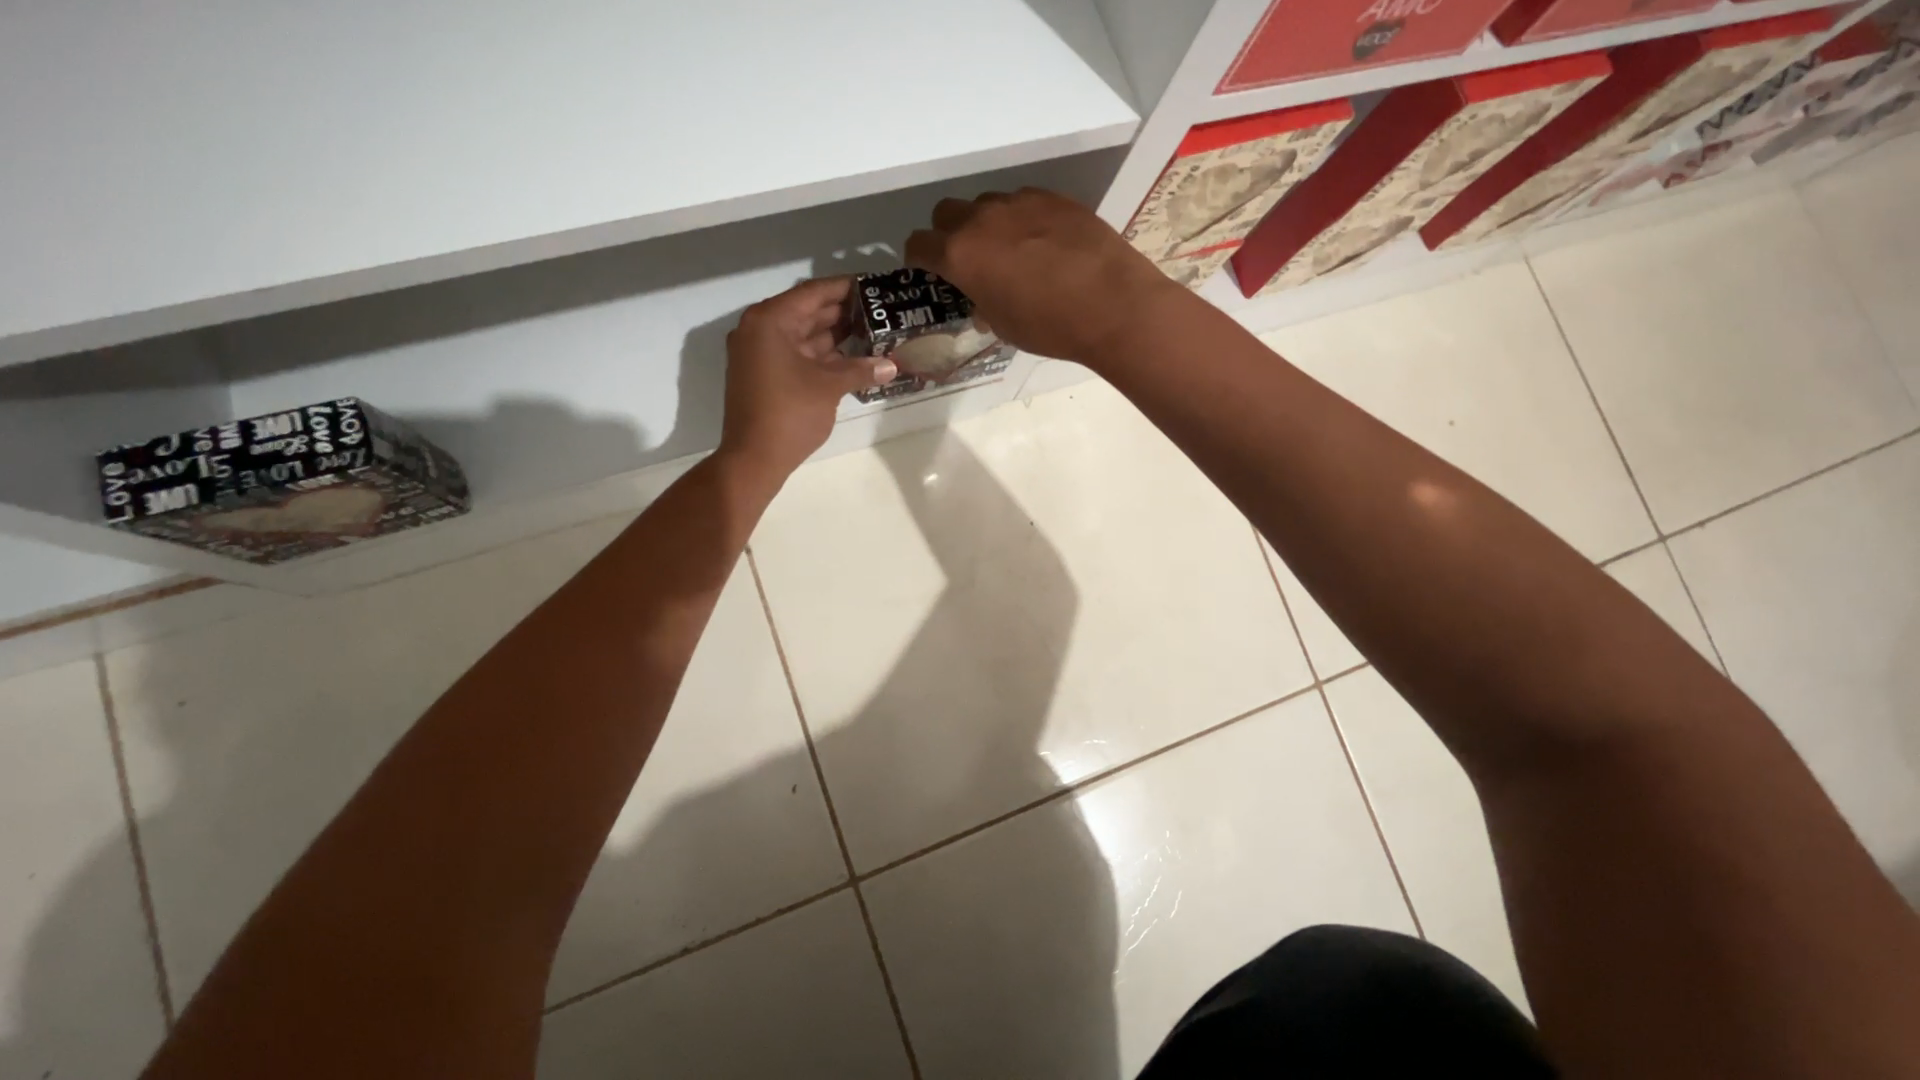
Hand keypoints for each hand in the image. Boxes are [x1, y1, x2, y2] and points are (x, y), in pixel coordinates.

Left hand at [718, 277, 896, 476]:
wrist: (753, 459)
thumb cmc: (789, 414)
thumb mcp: (829, 387)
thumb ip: (860, 370)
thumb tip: (891, 366)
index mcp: (770, 321)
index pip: (813, 293)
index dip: (845, 288)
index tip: (873, 286)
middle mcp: (760, 330)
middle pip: (807, 312)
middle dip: (843, 313)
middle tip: (879, 312)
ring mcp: (760, 354)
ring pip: (804, 335)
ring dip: (836, 336)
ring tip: (873, 334)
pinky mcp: (764, 375)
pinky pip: (797, 355)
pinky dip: (823, 356)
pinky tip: (853, 360)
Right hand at [905, 188, 1182, 362]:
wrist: (1112, 303)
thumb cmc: (1049, 325)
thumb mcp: (1003, 326)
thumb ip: (981, 304)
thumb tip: (982, 301)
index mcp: (959, 254)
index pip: (918, 244)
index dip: (920, 259)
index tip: (932, 272)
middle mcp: (981, 219)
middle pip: (946, 213)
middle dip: (950, 234)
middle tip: (970, 260)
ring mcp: (1018, 202)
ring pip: (986, 204)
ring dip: (988, 224)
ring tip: (1012, 251)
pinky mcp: (1052, 197)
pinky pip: (1023, 202)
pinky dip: (1022, 219)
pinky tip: (1044, 243)